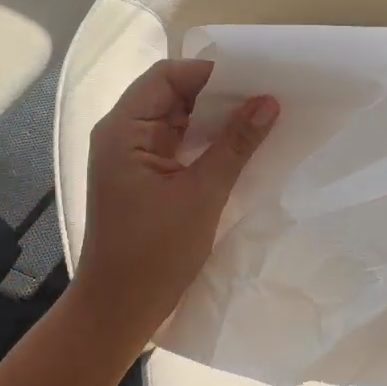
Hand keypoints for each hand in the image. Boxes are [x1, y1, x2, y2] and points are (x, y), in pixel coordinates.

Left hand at [75, 59, 279, 338]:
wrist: (117, 313)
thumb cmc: (153, 253)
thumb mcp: (202, 194)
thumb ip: (236, 143)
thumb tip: (269, 100)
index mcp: (123, 129)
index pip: (167, 76)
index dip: (209, 72)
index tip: (253, 78)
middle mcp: (122, 134)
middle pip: (172, 93)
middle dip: (217, 93)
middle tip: (264, 94)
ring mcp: (131, 156)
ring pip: (177, 118)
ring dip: (214, 117)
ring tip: (259, 115)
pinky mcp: (143, 176)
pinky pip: (177, 142)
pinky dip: (205, 139)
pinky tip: (238, 144)